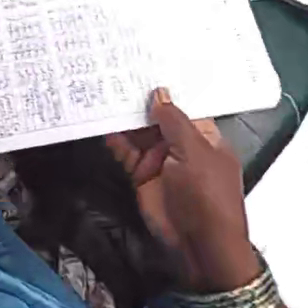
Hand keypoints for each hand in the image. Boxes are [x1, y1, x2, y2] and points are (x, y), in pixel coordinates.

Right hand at [105, 88, 255, 293]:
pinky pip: (125, 151)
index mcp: (203, 136)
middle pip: (155, 117)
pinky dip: (113, 139)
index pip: (183, 106)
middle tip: (114, 73)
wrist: (198, 243)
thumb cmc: (207, 195)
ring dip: (122, 118)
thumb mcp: (195, 153)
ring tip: (101, 93)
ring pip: (137, 132)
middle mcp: (180, 145)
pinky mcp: (140, 174)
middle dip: (138, 100)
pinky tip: (100, 123)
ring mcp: (159, 160)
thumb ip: (174, 121)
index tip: (143, 65)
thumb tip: (159, 92)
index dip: (165, 89)